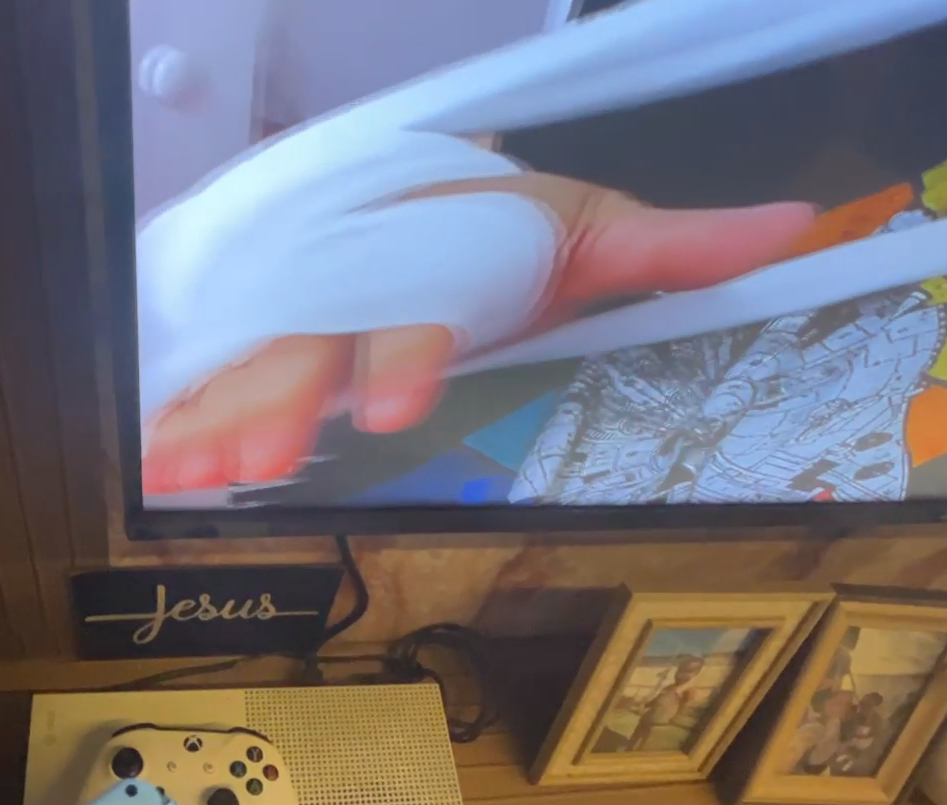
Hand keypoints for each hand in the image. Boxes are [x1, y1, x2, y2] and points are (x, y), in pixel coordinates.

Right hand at [140, 173, 814, 492]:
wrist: (429, 190)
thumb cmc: (499, 222)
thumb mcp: (585, 225)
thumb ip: (663, 242)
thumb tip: (788, 227)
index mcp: (429, 247)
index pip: (412, 299)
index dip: (401, 348)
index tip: (391, 408)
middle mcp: (355, 275)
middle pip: (309, 335)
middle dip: (283, 396)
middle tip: (260, 458)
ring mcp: (304, 302)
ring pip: (250, 356)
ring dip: (215, 415)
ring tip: (179, 472)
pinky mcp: (272, 324)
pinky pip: (222, 368)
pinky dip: (187, 413)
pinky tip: (158, 459)